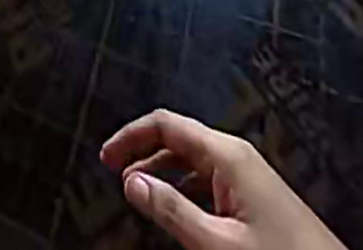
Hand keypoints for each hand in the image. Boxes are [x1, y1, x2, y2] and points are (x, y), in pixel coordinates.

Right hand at [100, 109, 347, 249]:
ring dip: (161, 172)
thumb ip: (172, 210)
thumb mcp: (219, 243)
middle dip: (142, 152)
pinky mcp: (255, 196)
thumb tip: (132, 182)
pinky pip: (208, 180)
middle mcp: (236, 155)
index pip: (166, 124)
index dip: (131, 136)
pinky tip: (175, 211)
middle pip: (177, 138)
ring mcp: (247, 175)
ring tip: (138, 194)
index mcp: (226, 154)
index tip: (107, 157)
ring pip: (191, 160)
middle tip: (115, 173)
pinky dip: (183, 189)